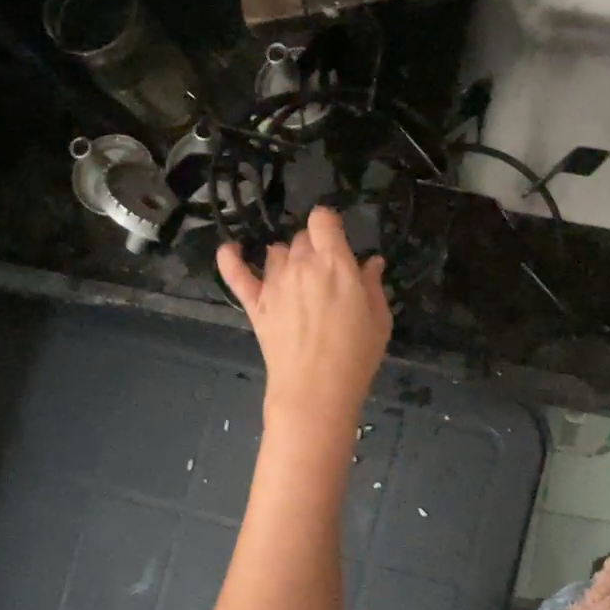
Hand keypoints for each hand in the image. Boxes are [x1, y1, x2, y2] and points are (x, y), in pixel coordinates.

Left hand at [218, 207, 390, 431]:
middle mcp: (300, 264)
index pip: (323, 219)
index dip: (330, 225)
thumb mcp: (379, 320)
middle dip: (314, 248)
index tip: (338, 240)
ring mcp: (273, 283)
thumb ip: (373, 286)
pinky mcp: (254, 304)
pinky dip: (230, 258)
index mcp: (334, 263)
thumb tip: (371, 263)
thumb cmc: (356, 356)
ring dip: (287, 259)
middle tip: (327, 274)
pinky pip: (235, 272)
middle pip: (302, 238)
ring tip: (298, 278)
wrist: (316, 389)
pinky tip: (231, 250)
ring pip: (276, 252)